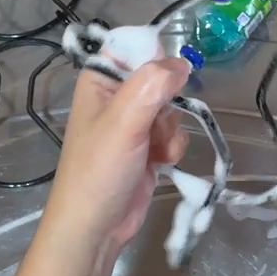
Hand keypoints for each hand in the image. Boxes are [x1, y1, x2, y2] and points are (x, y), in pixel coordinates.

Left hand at [40, 58, 189, 254]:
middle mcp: (116, 95)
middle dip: (165, 102)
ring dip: (169, 129)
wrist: (95, 229)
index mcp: (100, 78)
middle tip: (153, 122)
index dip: (154, 58)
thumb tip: (182, 63)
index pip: (133, 46)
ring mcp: (133, 121)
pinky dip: (172, 147)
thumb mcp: (123, 122)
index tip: (167, 79)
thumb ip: (152, 86)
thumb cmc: (99, 171)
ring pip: (170, 107)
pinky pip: (173, 131)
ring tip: (153, 149)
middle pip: (159, 77)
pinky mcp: (148, 145)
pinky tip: (161, 161)